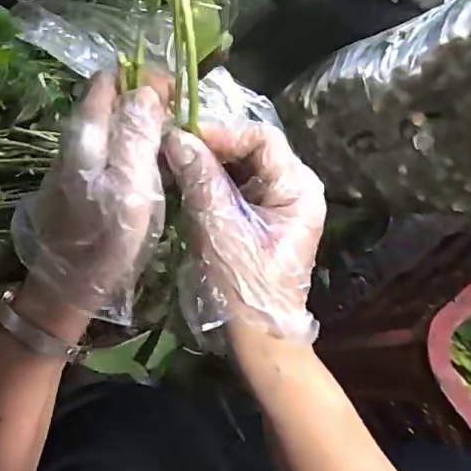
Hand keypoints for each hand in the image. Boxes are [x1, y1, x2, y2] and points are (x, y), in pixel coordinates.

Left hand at [12, 70, 170, 328]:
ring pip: (115, 124)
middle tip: (182, 125)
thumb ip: (136, 134)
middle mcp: (76, 138)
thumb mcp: (129, 185)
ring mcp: (77, 158)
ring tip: (176, 146)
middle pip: (113, 98)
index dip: (145, 79)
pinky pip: (113, 147)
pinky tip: (156, 168)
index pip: (110, 78)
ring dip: (145, 126)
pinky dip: (137, 148)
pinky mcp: (82, 178)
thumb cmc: (104, 239)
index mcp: (86, 132)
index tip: (177, 99)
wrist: (66, 286)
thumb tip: (145, 89)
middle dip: (149, 102)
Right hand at [163, 120, 324, 344]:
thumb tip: (175, 138)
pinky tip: (182, 180)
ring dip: (205, 161)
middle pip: (251, 148)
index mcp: (298, 188)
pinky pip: (233, 183)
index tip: (183, 137)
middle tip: (172, 146)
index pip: (262, 138)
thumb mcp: (221, 229)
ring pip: (239, 164)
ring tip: (172, 161)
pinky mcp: (258, 214)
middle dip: (210, 145)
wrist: (260, 337)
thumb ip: (201, 180)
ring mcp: (277, 201)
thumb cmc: (247, 286)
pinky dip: (207, 179)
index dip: (222, 132)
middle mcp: (294, 187)